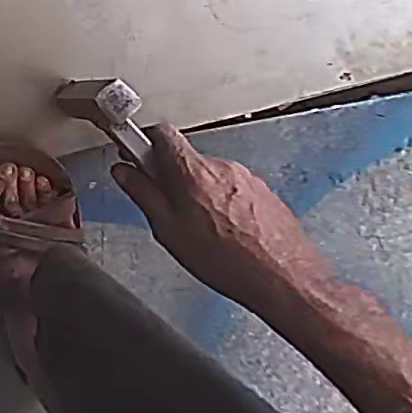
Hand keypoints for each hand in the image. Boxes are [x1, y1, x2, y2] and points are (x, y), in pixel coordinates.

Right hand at [111, 125, 334, 311]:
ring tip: (200, 228)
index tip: (135, 156)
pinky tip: (224, 232)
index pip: (161, 133)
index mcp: (192, 171)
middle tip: (166, 207)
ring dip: (197, 191)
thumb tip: (125, 173)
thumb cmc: (228, 261)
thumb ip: (143, 194)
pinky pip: (231, 187)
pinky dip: (221, 202)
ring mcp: (245, 177)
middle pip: (184, 156)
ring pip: (208, 174)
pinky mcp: (263, 190)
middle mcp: (220, 166)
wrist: (286, 280)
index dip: (143, 141)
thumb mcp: (169, 230)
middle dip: (170, 176)